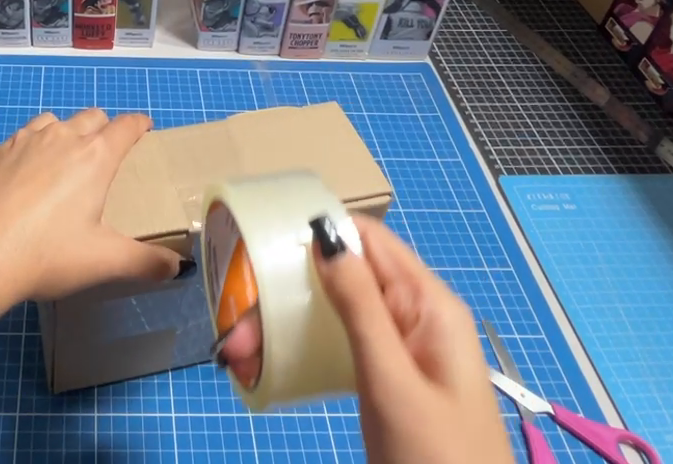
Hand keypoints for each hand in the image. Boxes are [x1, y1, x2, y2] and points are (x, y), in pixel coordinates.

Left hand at [0, 109, 181, 307]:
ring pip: (53, 122)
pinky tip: (20, 180)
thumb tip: (176, 266)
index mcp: (94, 157)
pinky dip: (28, 151)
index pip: (126, 126)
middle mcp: (61, 137)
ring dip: (64, 133)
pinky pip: (18, 140)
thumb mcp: (103, 262)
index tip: (145, 129)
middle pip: (92, 117)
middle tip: (105, 156)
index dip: (140, 125)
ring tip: (62, 163)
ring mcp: (22, 141)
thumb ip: (145, 262)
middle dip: (104, 128)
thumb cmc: (46, 255)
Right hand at [235, 215, 512, 463]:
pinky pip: (338, 343)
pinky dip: (301, 347)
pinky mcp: (386, 377)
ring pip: (333, 312)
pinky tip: (266, 363)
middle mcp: (413, 314)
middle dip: (287, 292)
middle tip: (236, 332)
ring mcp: (400, 347)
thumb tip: (324, 233)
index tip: (264, 242)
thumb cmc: (437, 457)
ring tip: (238, 353)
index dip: (321, 231)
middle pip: (342, 278)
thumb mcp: (394, 382)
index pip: (369, 239)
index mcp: (427, 302)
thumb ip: (361, 306)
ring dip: (284, 323)